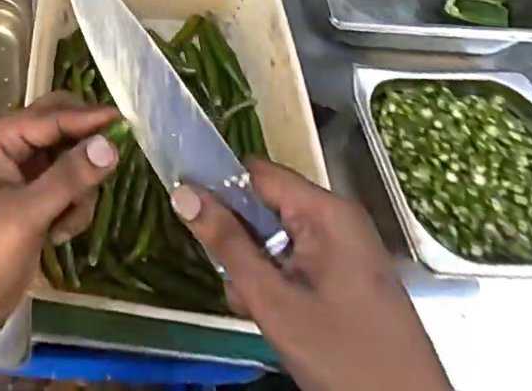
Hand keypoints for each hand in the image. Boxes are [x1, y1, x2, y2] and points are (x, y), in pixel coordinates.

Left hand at [0, 92, 120, 345]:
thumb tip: (110, 145)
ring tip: (66, 221)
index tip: (124, 120)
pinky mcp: (37, 199)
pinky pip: (71, 187)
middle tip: (111, 159)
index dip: (88, 117)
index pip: (53, 116)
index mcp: (2, 138)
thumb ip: (69, 177)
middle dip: (84, 150)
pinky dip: (74, 208)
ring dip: (79, 189)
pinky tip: (58, 235)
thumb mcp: (27, 214)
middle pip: (63, 128)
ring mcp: (27, 173)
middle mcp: (15, 147)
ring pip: (73, 160)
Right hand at [173, 160, 451, 390]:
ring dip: (257, 265)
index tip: (192, 214)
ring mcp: (347, 247)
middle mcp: (337, 218)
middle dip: (241, 239)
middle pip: (267, 205)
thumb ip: (227, 243)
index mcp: (325, 210)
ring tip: (255, 307)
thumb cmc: (343, 357)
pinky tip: (276, 316)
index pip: (257, 173)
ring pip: (279, 236)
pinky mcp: (349, 274)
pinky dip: (280, 279)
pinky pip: (300, 258)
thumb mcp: (274, 301)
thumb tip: (182, 192)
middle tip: (231, 279)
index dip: (221, 188)